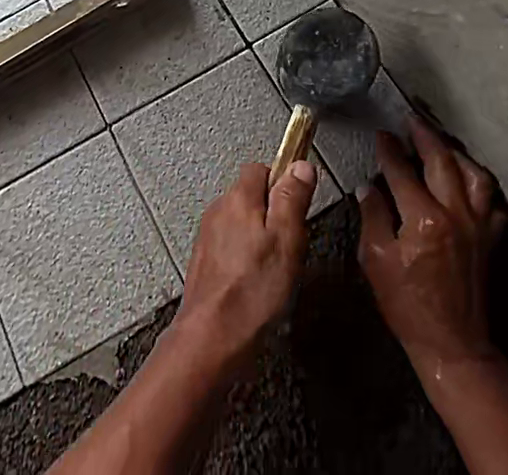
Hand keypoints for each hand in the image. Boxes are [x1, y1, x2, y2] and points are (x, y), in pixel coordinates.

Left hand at [174, 159, 317, 370]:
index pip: (263, 167)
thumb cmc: (250, 292)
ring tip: (275, 266)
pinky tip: (258, 281)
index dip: (284, 181)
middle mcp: (219, 212)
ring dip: (260, 237)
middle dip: (274, 212)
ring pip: (243, 222)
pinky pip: (233, 247)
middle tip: (290, 240)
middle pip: (253, 195)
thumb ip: (293, 196)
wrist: (212, 339)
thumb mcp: (287, 236)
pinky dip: (246, 258)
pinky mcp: (206, 263)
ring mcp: (209, 238)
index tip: (299, 201)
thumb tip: (301, 167)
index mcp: (239, 198)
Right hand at [358, 120, 507, 372]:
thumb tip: (368, 187)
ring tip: (441, 144)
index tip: (382, 135)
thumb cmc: (407, 306)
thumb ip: (373, 217)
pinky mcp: (490, 238)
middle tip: (412, 122)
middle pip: (442, 161)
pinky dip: (480, 187)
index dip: (390, 150)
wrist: (450, 342)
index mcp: (424, 219)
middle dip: (425, 136)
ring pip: (474, 174)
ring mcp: (478, 224)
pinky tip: (468, 184)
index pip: (403, 172)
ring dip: (456, 154)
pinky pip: (491, 202)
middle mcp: (456, 213)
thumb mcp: (376, 262)